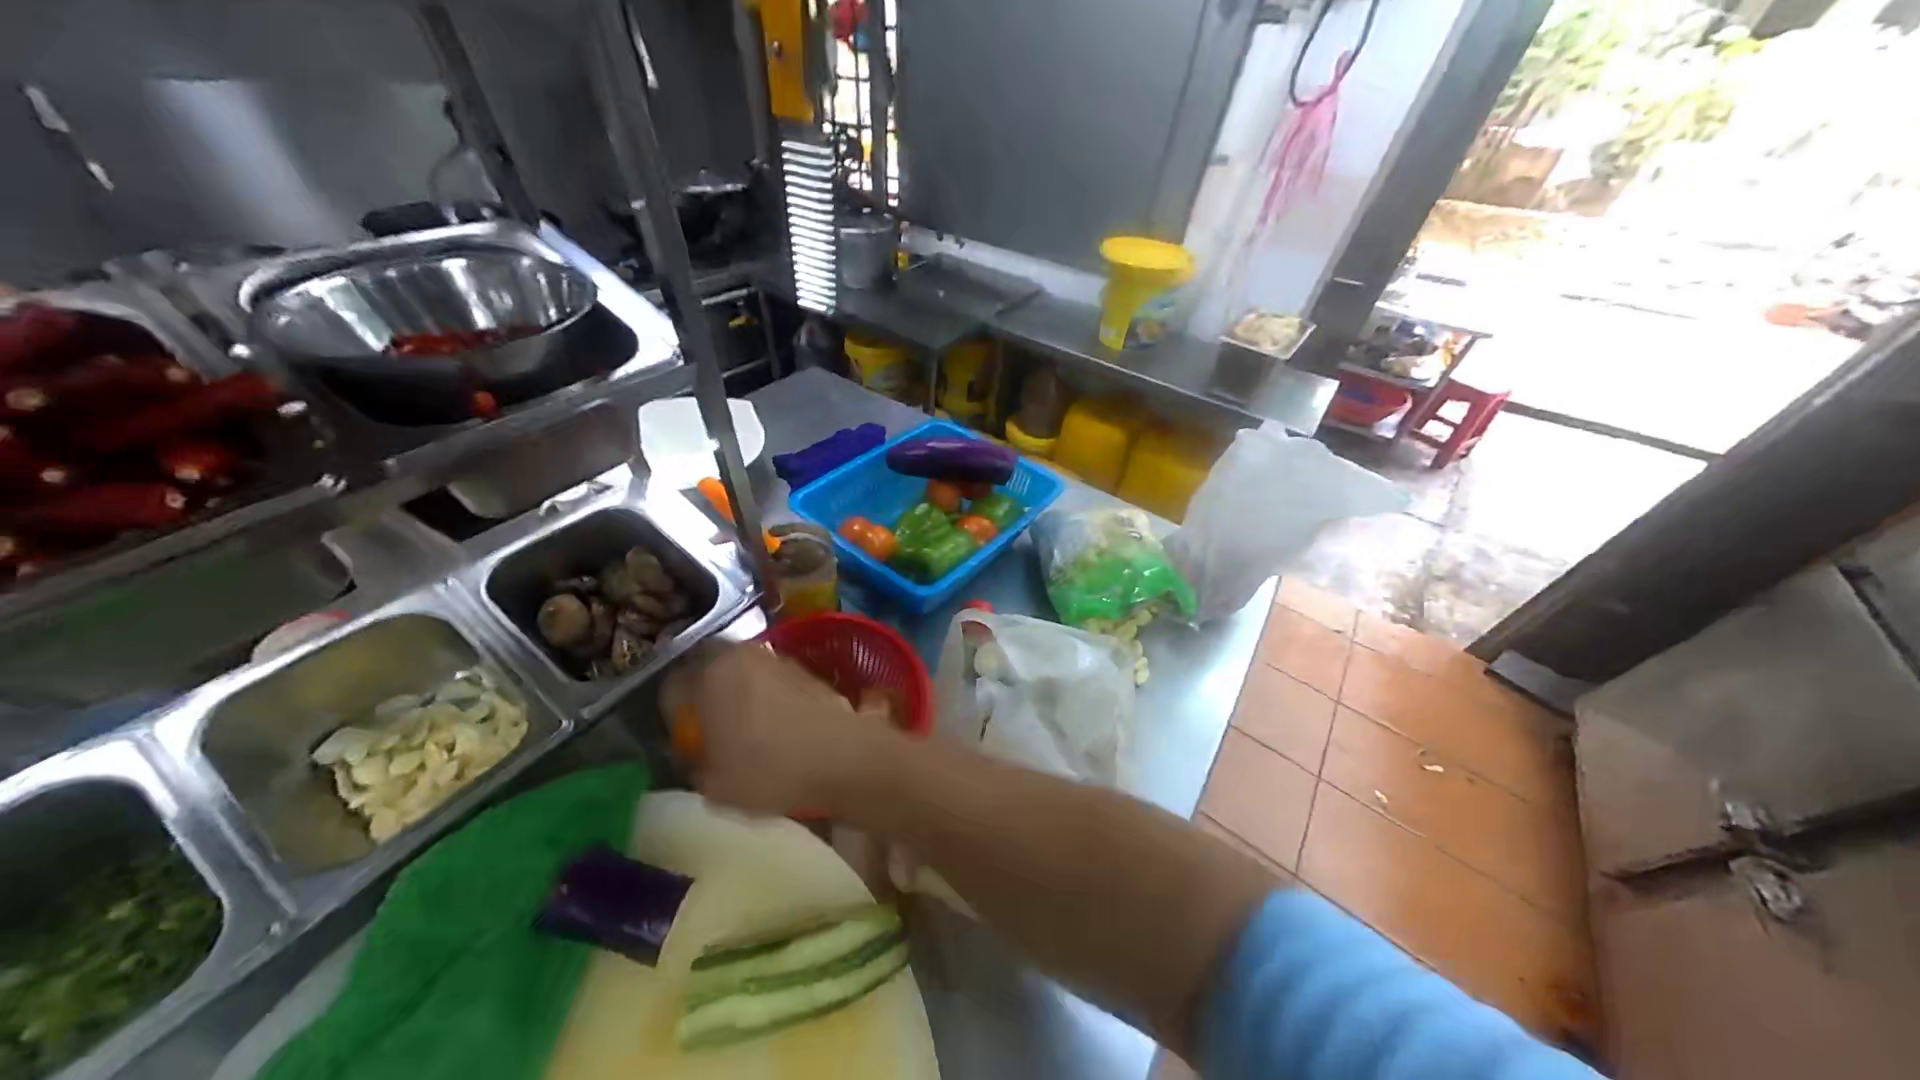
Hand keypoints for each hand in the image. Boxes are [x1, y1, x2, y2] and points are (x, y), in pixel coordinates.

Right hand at [663, 643, 893, 815]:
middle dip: (706, 697)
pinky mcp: (806, 670)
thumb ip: (695, 764)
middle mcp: (740, 655)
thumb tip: (696, 756)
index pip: (672, 688)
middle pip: (708, 672)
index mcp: (708, 675)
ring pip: (743, 674)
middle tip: (712, 731)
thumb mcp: (715, 785)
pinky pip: (773, 683)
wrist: (844, 756)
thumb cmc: (770, 770)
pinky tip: (779, 729)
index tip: (685, 741)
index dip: (675, 716)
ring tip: (748, 731)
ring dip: (740, 695)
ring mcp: (777, 658)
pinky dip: (769, 699)